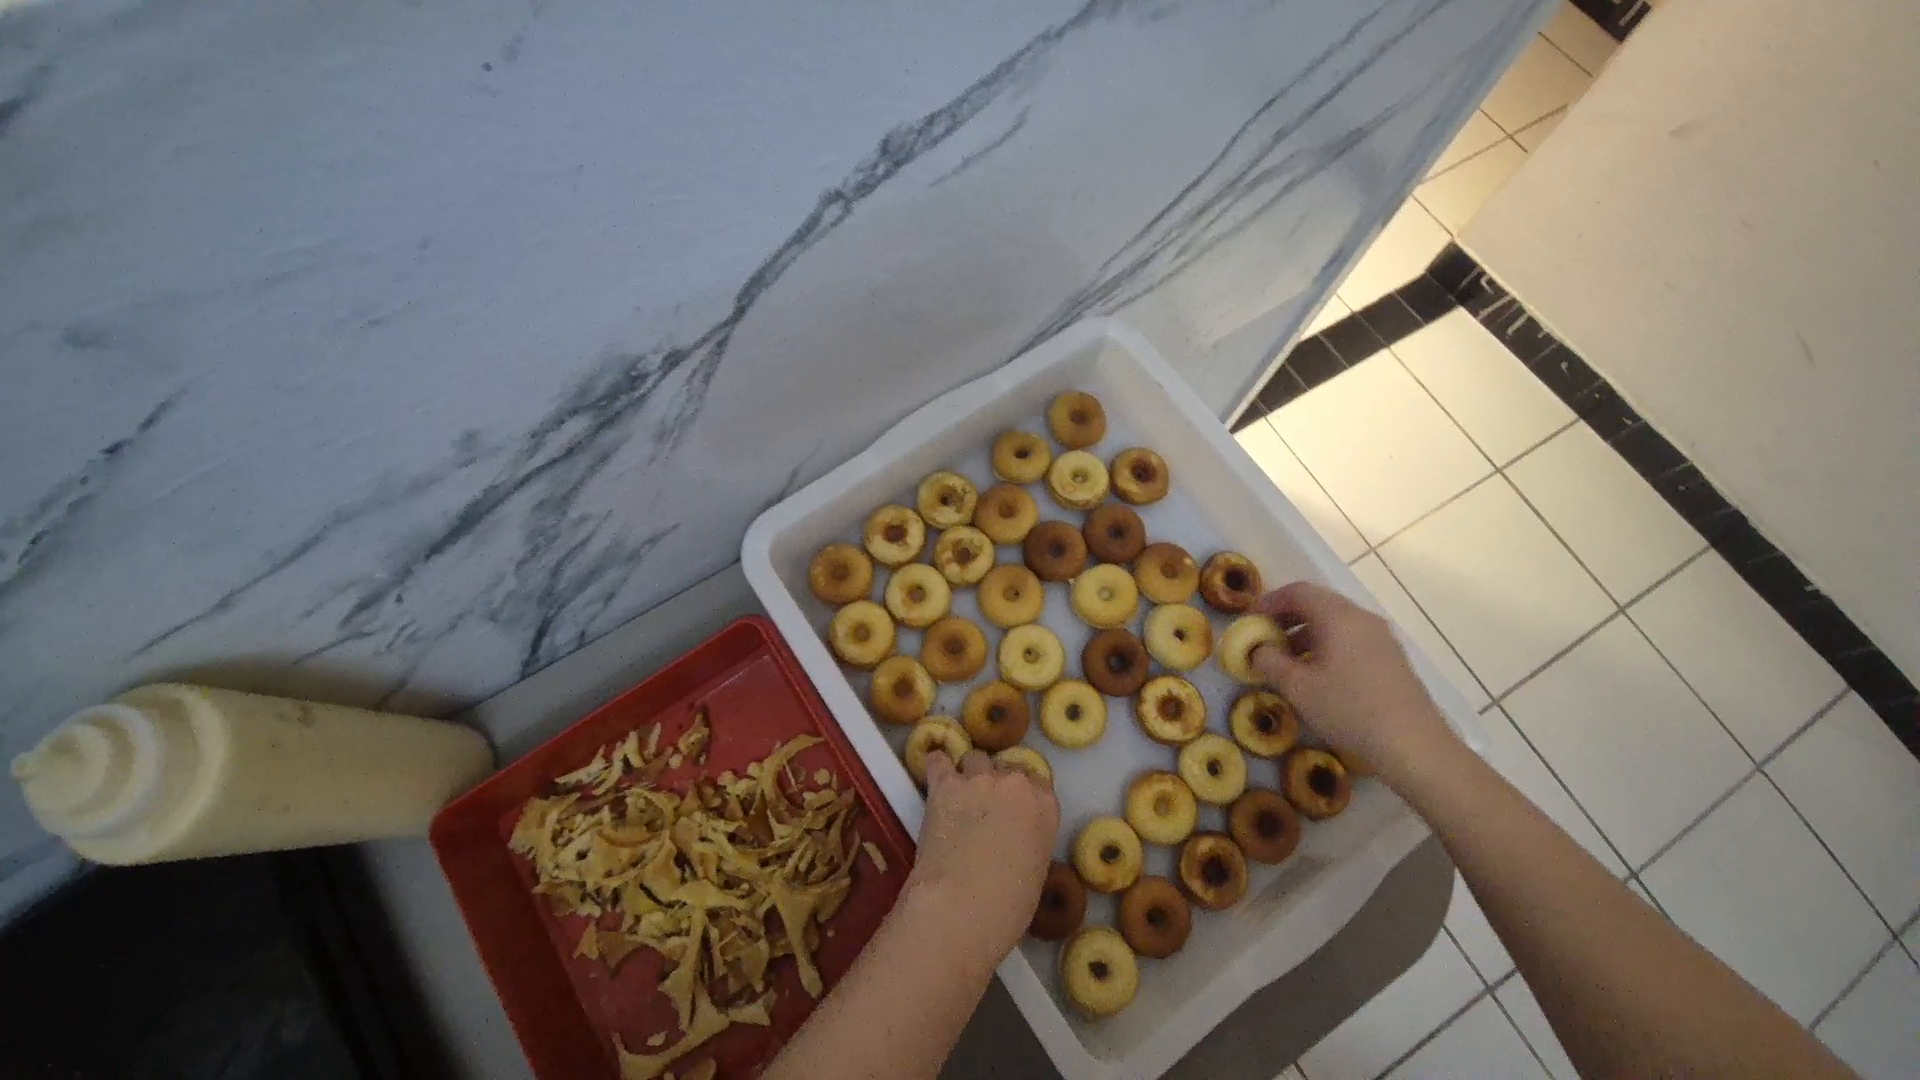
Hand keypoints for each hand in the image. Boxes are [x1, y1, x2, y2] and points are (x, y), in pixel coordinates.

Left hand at [907, 750, 1059, 960]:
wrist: (963, 905)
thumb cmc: (1008, 905)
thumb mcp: (1035, 870)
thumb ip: (1028, 842)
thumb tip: (1011, 843)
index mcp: (1045, 806)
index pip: (1037, 782)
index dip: (1021, 794)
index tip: (1012, 809)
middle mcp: (1015, 783)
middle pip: (1006, 768)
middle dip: (996, 784)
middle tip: (983, 809)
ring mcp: (979, 779)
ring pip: (974, 759)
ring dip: (968, 774)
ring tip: (957, 796)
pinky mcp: (944, 784)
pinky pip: (938, 761)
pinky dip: (936, 766)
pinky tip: (933, 776)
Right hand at [1250, 581, 1455, 779]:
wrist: (1413, 745)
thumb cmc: (1349, 709)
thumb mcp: (1298, 688)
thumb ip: (1270, 662)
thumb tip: (1258, 649)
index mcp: (1339, 616)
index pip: (1298, 591)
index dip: (1269, 601)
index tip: (1249, 621)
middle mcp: (1362, 618)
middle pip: (1318, 604)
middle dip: (1286, 618)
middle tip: (1264, 640)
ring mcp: (1381, 638)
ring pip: (1335, 623)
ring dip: (1305, 635)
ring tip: (1287, 663)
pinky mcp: (1391, 658)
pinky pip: (1351, 639)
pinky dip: (1326, 647)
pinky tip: (1318, 676)